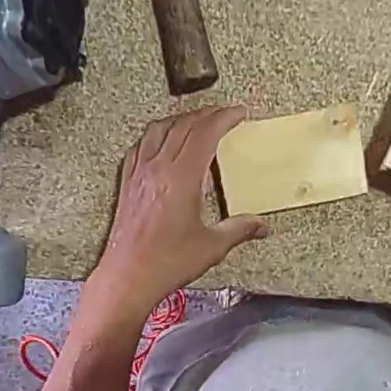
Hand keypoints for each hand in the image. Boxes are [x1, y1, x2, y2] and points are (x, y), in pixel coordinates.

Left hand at [85, 106, 268, 325]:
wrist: (127, 277)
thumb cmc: (167, 263)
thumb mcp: (212, 247)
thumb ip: (239, 229)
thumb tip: (262, 226)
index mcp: (181, 178)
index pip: (205, 133)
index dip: (224, 118)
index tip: (239, 113)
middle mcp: (158, 168)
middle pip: (183, 125)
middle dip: (206, 114)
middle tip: (224, 114)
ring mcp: (139, 174)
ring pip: (159, 130)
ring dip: (180, 119)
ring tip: (196, 120)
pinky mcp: (127, 184)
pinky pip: (140, 146)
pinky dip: (156, 134)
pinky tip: (161, 139)